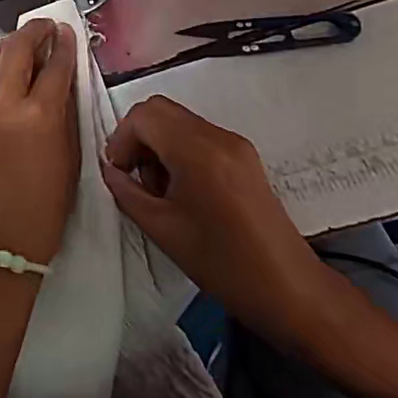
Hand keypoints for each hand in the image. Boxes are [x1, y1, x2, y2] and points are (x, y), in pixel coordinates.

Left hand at [0, 19, 79, 265]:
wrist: (1, 242)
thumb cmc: (47, 208)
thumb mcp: (71, 159)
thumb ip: (68, 116)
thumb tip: (67, 85)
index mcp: (40, 117)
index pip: (55, 66)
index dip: (65, 45)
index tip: (69, 31)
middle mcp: (8, 105)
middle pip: (16, 49)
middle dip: (34, 31)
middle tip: (49, 25)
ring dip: (10, 43)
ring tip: (29, 43)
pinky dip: (0, 64)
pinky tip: (16, 71)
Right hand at [99, 96, 339, 351]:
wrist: (286, 287)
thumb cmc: (222, 264)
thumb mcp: (162, 229)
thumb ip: (127, 192)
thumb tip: (110, 170)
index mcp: (198, 151)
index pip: (144, 116)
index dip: (120, 139)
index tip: (118, 173)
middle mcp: (219, 137)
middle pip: (161, 110)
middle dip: (136, 138)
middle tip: (133, 178)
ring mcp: (235, 143)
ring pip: (179, 122)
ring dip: (158, 145)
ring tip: (158, 191)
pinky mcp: (244, 156)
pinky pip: (199, 136)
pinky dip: (178, 151)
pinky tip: (180, 191)